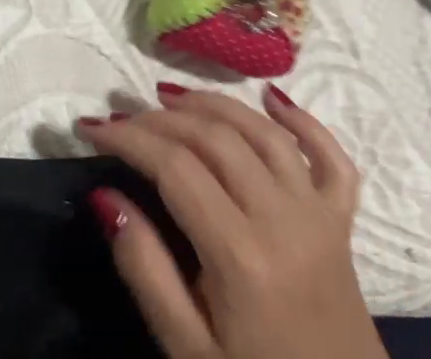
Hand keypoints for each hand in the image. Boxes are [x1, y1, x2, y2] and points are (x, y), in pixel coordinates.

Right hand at [77, 83, 386, 358]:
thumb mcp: (184, 343)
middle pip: (216, 139)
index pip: (175, 166)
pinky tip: (271, 98)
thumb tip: (103, 196)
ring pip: (264, 135)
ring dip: (213, 105)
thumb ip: (143, 267)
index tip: (87, 127)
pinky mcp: (342, 225)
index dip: (126, 137)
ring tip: (167, 97)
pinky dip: (304, 122)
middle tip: (117, 117)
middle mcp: (285, 222)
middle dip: (158, 118)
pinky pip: (332, 160)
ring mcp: (320, 219)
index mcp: (240, 254)